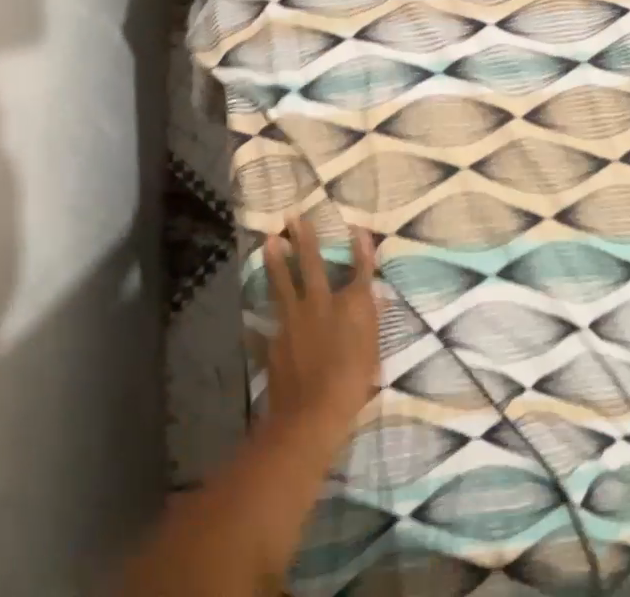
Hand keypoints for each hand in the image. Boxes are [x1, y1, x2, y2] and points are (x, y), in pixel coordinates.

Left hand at [262, 217, 380, 435]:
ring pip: (282, 282)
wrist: (311, 412)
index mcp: (349, 307)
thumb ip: (370, 320)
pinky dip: (264, 313)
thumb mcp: (371, 353)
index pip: (359, 271)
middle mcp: (319, 304)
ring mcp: (292, 319)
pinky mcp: (274, 337)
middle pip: (312, 265)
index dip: (361, 250)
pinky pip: (267, 319)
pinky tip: (255, 310)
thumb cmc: (351, 385)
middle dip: (305, 239)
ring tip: (269, 241)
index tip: (357, 228)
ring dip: (276, 260)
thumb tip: (373, 294)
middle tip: (295, 217)